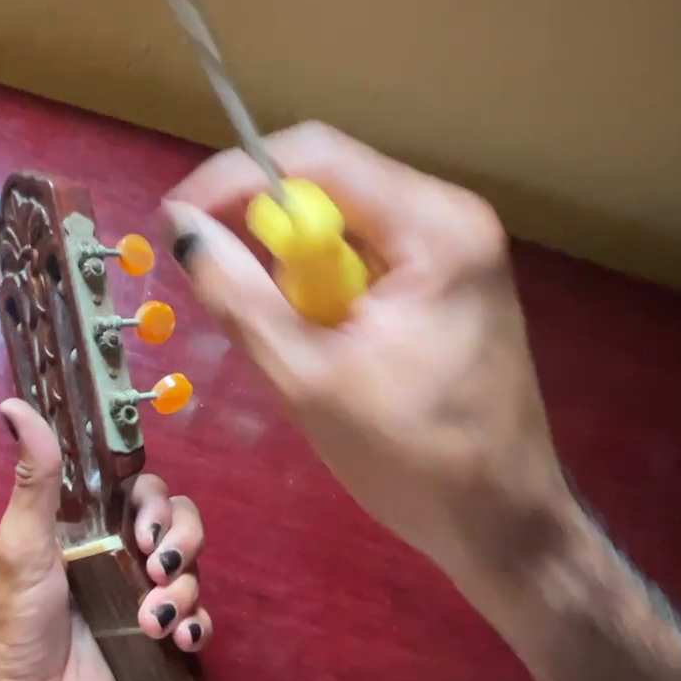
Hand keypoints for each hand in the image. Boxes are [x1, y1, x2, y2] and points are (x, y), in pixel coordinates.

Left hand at [0, 399, 213, 680]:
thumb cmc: (15, 615)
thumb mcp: (22, 543)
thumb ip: (33, 478)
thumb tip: (12, 406)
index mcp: (94, 524)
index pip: (145, 491)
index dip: (156, 505)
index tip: (142, 531)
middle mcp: (123, 552)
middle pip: (181, 524)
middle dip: (182, 543)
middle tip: (156, 570)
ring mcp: (142, 594)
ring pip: (193, 570)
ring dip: (184, 591)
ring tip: (152, 622)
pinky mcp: (157, 637)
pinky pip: (198, 619)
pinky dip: (199, 625)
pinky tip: (180, 640)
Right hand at [162, 123, 575, 611]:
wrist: (504, 523)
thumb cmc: (412, 459)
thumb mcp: (306, 378)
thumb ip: (238, 295)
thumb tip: (180, 228)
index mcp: (433, 228)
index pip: (316, 157)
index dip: (234, 179)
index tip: (177, 220)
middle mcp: (449, 215)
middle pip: (329, 181)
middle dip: (261, 225)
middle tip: (212, 272)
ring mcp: (453, 243)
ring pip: (340, 217)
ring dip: (290, 260)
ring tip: (272, 321)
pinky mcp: (445, 273)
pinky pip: (362, 249)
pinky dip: (320, 279)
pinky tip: (312, 328)